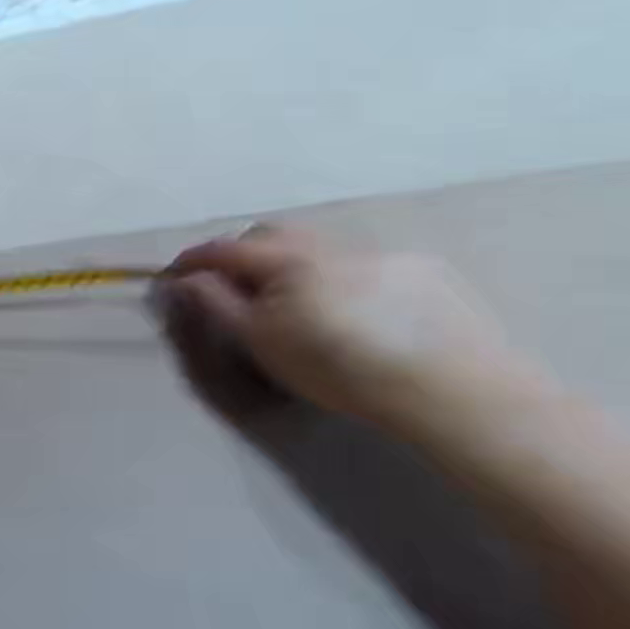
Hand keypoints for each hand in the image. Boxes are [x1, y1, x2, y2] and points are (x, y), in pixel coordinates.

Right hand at [159, 226, 536, 436]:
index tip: (173, 276)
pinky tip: (351, 310)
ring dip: (291, 264)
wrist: (456, 393)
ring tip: (292, 299)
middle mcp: (333, 245)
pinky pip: (359, 262)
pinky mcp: (424, 271)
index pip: (224, 248)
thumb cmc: (338, 370)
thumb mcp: (259, 341)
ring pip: (318, 247)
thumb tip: (185, 279)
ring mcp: (383, 254)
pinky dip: (336, 276)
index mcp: (289, 260)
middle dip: (242, 253)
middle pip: (272, 234)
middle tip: (231, 284)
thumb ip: (215, 303)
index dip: (192, 259)